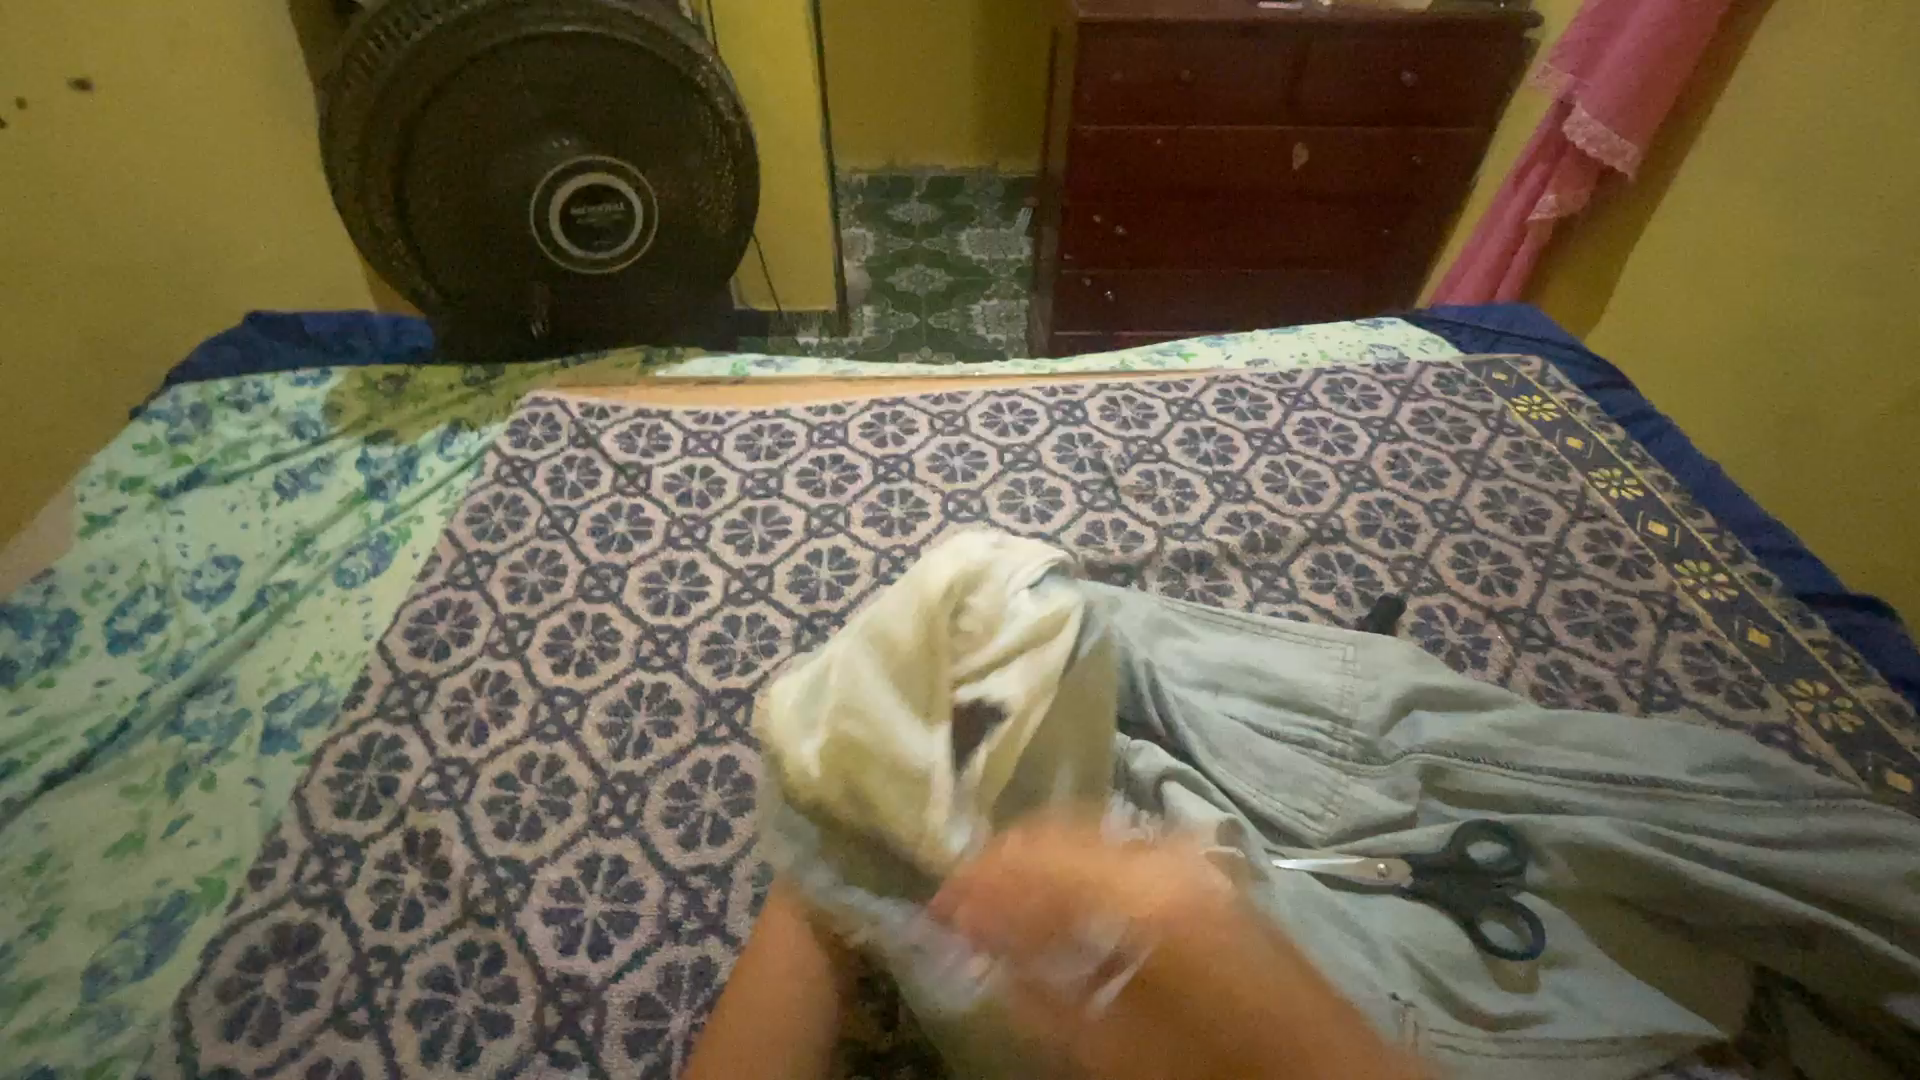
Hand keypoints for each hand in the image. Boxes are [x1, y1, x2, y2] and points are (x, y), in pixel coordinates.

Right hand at [929, 820, 1422, 1079]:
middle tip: (959, 898)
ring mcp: (1185, 848)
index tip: (937, 905)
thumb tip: (977, 945)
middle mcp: (1160, 851)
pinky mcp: (1197, 860)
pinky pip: (1114, 841)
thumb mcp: (1118, 1048)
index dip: (976, 880)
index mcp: (1141, 893)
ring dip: (1034, 856)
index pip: (1032, 861)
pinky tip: (1054, 889)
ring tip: (996, 893)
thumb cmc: (1214, 1065)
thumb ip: (1041, 990)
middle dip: (1000, 861)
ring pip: (1081, 828)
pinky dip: (1072, 858)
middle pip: (1053, 830)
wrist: (1321, 1067)